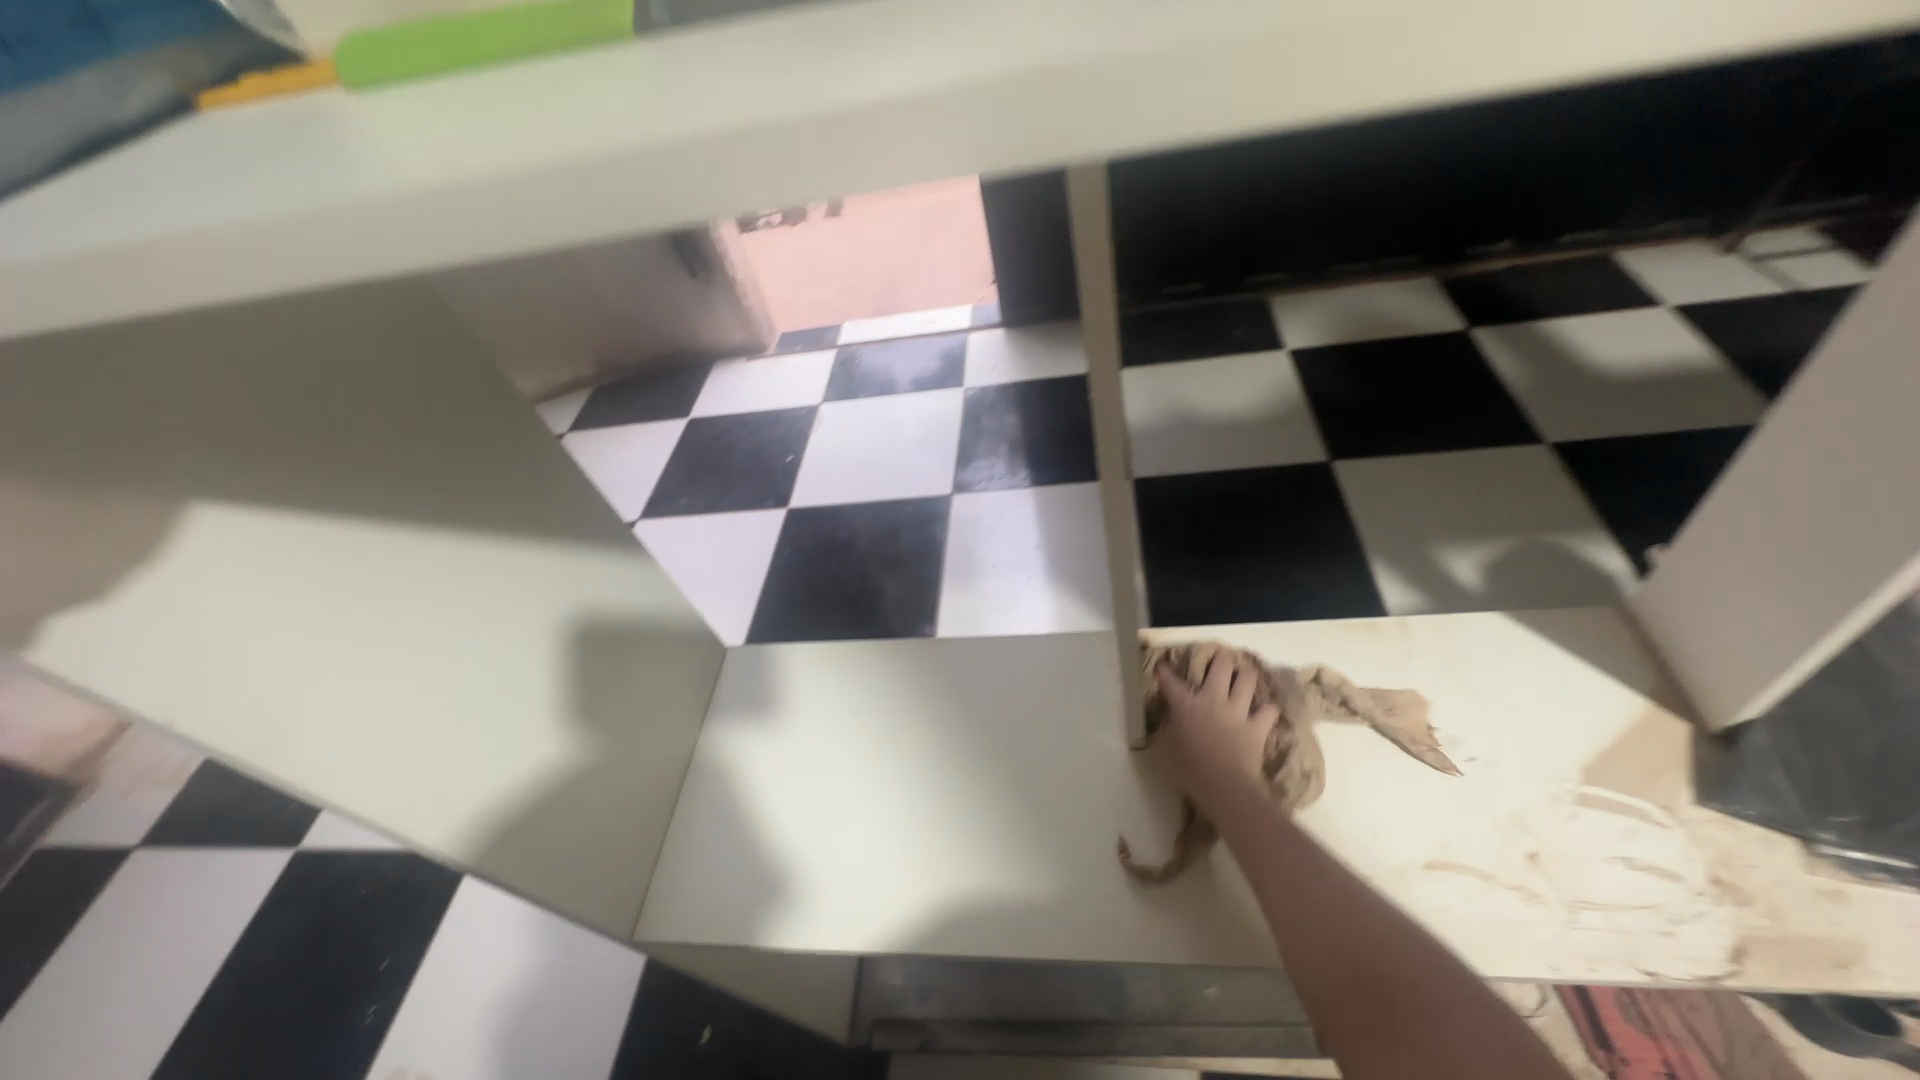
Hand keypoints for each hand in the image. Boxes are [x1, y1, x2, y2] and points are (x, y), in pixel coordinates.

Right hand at [1152, 652, 1278, 813]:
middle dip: (1223, 658)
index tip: (1162, 665)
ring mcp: (1238, 711)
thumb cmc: (1187, 769)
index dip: (1165, 671)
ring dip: (1247, 676)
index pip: (1170, 681)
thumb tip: (1166, 724)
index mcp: (1186, 705)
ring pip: (1249, 679)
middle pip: (1222, 666)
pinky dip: (1267, 711)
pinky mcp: (1257, 726)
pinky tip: (1265, 713)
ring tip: (1246, 676)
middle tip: (1222, 660)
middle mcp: (1213, 699)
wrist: (1222, 784)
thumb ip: (1166, 731)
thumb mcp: (1165, 748)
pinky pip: (1269, 711)